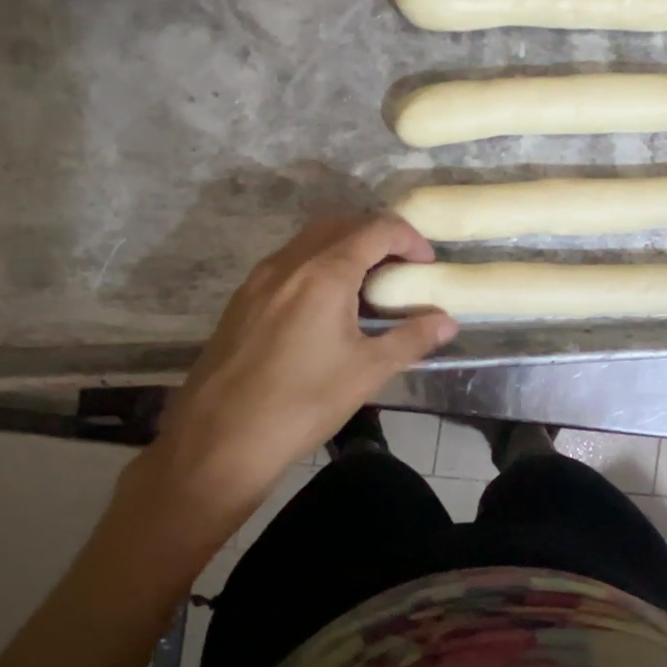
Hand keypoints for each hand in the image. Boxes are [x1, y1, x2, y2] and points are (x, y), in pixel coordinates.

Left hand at [120, 216, 456, 540]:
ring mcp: (259, 280)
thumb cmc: (302, 403)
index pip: (376, 230)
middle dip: (376, 237)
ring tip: (368, 288)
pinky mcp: (241, 302)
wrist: (219, 440)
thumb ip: (411, 339)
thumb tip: (447, 322)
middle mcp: (289, 263)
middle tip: (401, 268)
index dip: (409, 238)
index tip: (428, 264)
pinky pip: (287, 266)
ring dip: (344, 250)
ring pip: (309, 243)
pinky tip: (326, 310)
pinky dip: (316, 268)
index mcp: (324, 273)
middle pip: (340, 225)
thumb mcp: (368, 372)